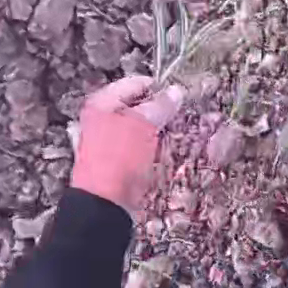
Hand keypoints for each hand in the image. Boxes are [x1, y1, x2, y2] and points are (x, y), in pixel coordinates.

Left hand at [70, 76, 184, 215]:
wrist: (106, 203)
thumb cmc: (118, 159)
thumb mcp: (141, 125)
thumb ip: (159, 105)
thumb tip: (176, 92)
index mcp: (102, 103)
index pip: (136, 84)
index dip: (159, 88)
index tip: (181, 96)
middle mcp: (105, 119)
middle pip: (140, 106)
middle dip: (163, 110)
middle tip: (184, 115)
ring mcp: (113, 141)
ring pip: (145, 127)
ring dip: (163, 130)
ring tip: (182, 134)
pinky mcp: (123, 161)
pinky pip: (145, 146)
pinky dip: (158, 146)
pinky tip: (170, 151)